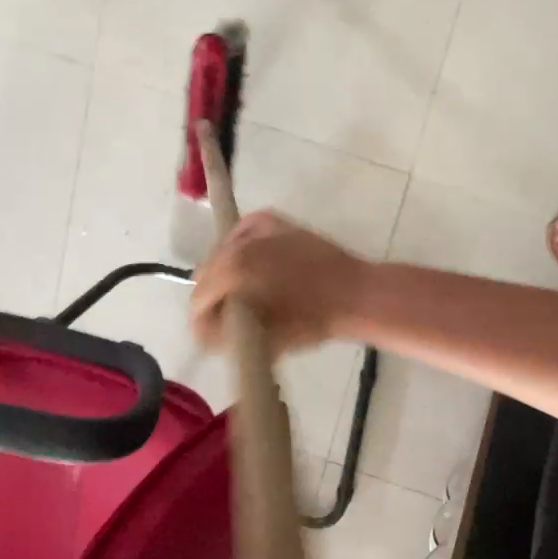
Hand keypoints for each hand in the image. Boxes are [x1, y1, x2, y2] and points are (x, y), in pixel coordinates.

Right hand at [191, 212, 370, 354]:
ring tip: (242, 297)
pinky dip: (241, 248)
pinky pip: (243, 233)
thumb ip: (227, 337)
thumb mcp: (267, 338)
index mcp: (235, 269)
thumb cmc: (315, 319)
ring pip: (224, 252)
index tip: (209, 335)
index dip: (201, 319)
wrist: (357, 294)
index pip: (200, 296)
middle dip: (214, 295)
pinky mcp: (274, 221)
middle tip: (226, 318)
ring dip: (226, 274)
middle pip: (209, 271)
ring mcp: (258, 227)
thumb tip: (204, 336)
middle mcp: (241, 242)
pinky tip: (251, 266)